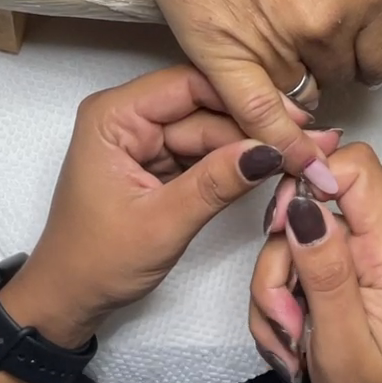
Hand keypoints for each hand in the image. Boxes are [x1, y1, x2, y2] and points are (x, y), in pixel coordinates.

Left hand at [1, 67, 341, 347]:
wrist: (69, 297)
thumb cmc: (96, 261)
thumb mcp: (161, 223)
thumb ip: (215, 183)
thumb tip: (269, 150)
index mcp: (112, 116)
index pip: (188, 85)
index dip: (243, 99)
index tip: (294, 116)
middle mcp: (126, 117)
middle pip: (203, 108)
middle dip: (254, 128)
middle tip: (311, 142)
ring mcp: (142, 139)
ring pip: (208, 131)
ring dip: (250, 147)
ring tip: (304, 155)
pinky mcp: (155, 162)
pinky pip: (201, 153)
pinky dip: (233, 164)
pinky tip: (272, 167)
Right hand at [95, 0, 381, 195]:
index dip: (373, 53)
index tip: (361, 53)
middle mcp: (327, 18)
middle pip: (346, 73)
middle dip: (334, 62)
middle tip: (310, 41)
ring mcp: (274, 41)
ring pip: (304, 92)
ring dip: (298, 81)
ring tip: (276, 51)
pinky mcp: (222, 54)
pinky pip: (259, 116)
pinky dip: (277, 142)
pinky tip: (289, 158)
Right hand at [246, 144, 381, 382]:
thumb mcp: (343, 346)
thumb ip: (325, 272)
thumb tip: (304, 205)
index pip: (356, 169)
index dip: (309, 179)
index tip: (278, 229)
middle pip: (312, 209)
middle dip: (280, 260)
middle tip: (284, 316)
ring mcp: (367, 262)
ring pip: (297, 243)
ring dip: (277, 292)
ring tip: (291, 346)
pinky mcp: (351, 278)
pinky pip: (303, 268)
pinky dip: (286, 303)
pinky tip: (294, 345)